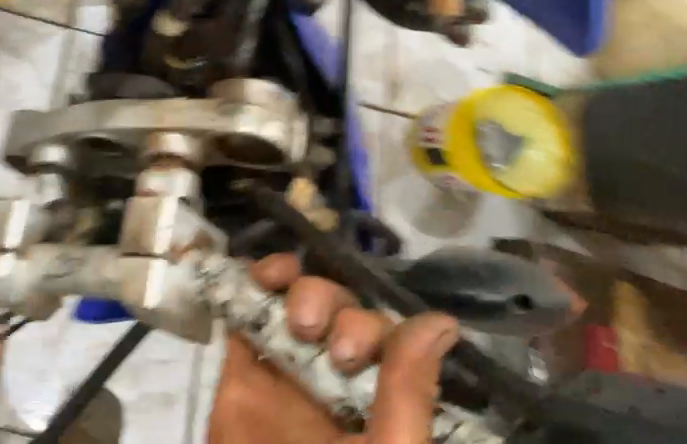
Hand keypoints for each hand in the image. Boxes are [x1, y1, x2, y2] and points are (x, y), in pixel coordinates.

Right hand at [209, 254, 458, 443]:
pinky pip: (250, 312)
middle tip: (325, 342)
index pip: (394, 343)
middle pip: (346, 314)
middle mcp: (343, 386)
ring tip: (296, 318)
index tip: (355, 354)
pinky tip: (261, 274)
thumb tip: (441, 320)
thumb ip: (410, 394)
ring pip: (301, 302)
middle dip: (338, 309)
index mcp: (387, 411)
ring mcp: (291, 375)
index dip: (378, 328)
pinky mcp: (244, 372)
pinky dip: (256, 281)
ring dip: (301, 287)